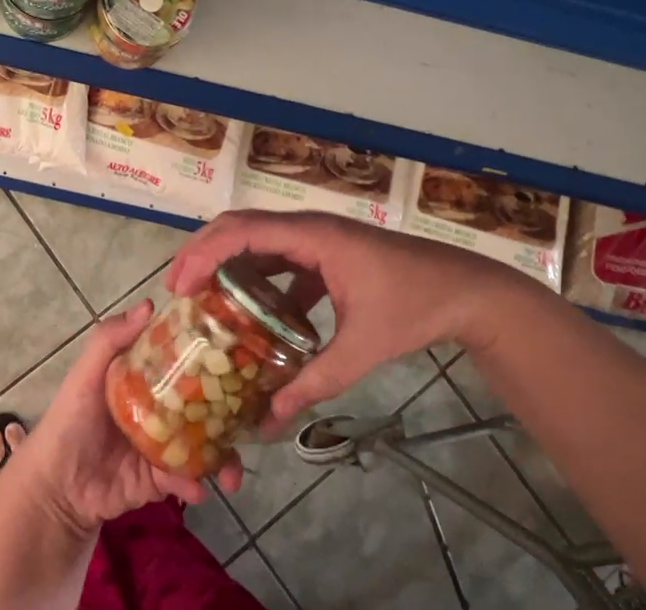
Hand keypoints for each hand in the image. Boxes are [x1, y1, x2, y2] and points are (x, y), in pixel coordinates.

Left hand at [8, 302, 241, 536]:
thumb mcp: (85, 376)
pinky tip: (194, 490)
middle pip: (203, 406)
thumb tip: (149, 304)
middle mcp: (159, 408)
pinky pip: (187, 480)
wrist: (55, 486)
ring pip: (204, 446)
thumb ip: (109, 340)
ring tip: (231, 473)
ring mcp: (163, 444)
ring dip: (223, 459)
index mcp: (143, 379)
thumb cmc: (69, 421)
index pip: (181, 361)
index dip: (208, 357)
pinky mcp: (160, 479)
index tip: (240, 354)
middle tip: (255, 421)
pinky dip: (195, 485)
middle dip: (230, 415)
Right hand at [166, 210, 530, 423]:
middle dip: (203, 252)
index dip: (204, 253)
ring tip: (201, 296)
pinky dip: (256, 275)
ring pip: (257, 238)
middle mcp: (309, 229)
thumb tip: (270, 418)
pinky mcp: (326, 253)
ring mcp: (317, 238)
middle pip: (240, 226)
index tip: (180, 285)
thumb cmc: (416, 307)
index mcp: (314, 237)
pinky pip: (278, 256)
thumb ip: (315, 380)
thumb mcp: (363, 348)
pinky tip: (251, 311)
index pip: (243, 232)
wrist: (468, 291)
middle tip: (177, 289)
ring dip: (226, 261)